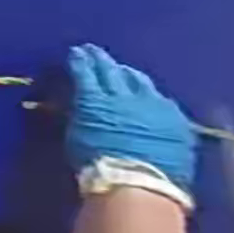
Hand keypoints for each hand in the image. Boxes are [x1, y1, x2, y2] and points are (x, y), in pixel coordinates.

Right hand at [67, 43, 196, 189]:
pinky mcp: (174, 120)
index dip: (80, 62)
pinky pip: (159, 97)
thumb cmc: (94, 158)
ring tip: (118, 67)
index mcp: (98, 101)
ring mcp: (156, 108)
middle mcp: (128, 99)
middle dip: (102, 61)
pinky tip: (145, 89)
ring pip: (140, 82)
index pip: (88, 74)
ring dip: (126, 73)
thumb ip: (70, 111)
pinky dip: (147, 90)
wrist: (138, 180)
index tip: (74, 52)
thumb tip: (59, 99)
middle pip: (115, 74)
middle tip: (92, 51)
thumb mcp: (74, 132)